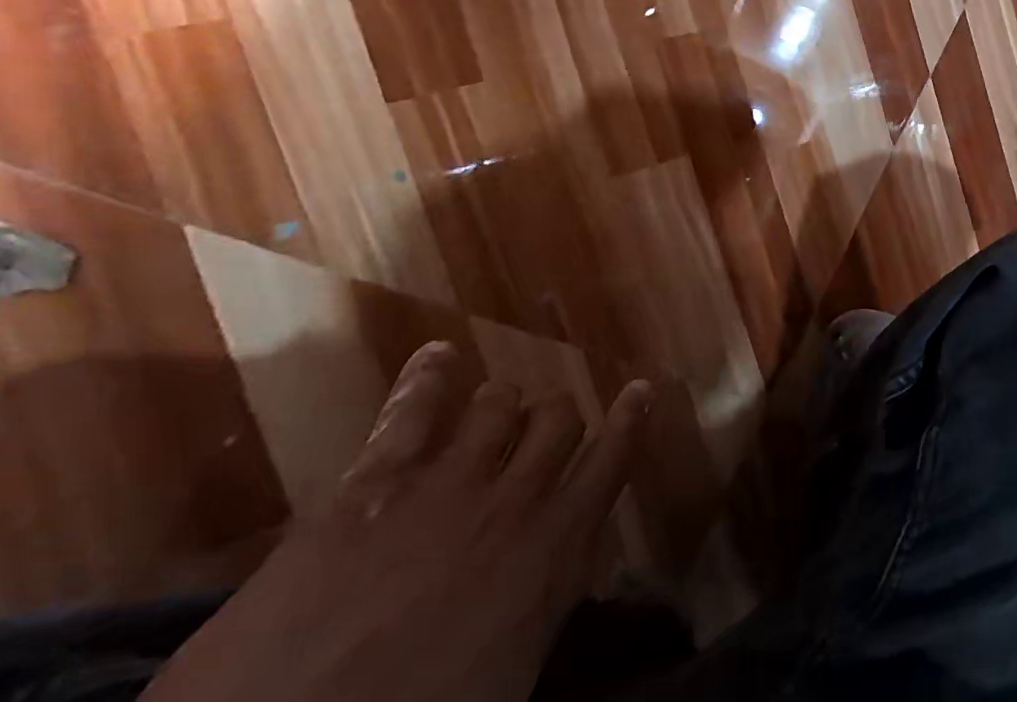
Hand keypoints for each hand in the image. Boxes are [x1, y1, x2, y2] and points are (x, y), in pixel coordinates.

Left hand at [143, 342, 651, 701]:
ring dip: (504, 402)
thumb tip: (573, 554)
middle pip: (558, 421)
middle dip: (558, 416)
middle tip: (548, 425)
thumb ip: (551, 590)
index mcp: (555, 547)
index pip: (611, 462)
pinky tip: (441, 354)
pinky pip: (414, 411)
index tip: (641, 388)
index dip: (630, 419)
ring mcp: (447, 482)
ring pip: (500, 405)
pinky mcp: (376, 481)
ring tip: (499, 404)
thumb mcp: (517, 661)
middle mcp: (515, 498)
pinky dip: (430, 377)